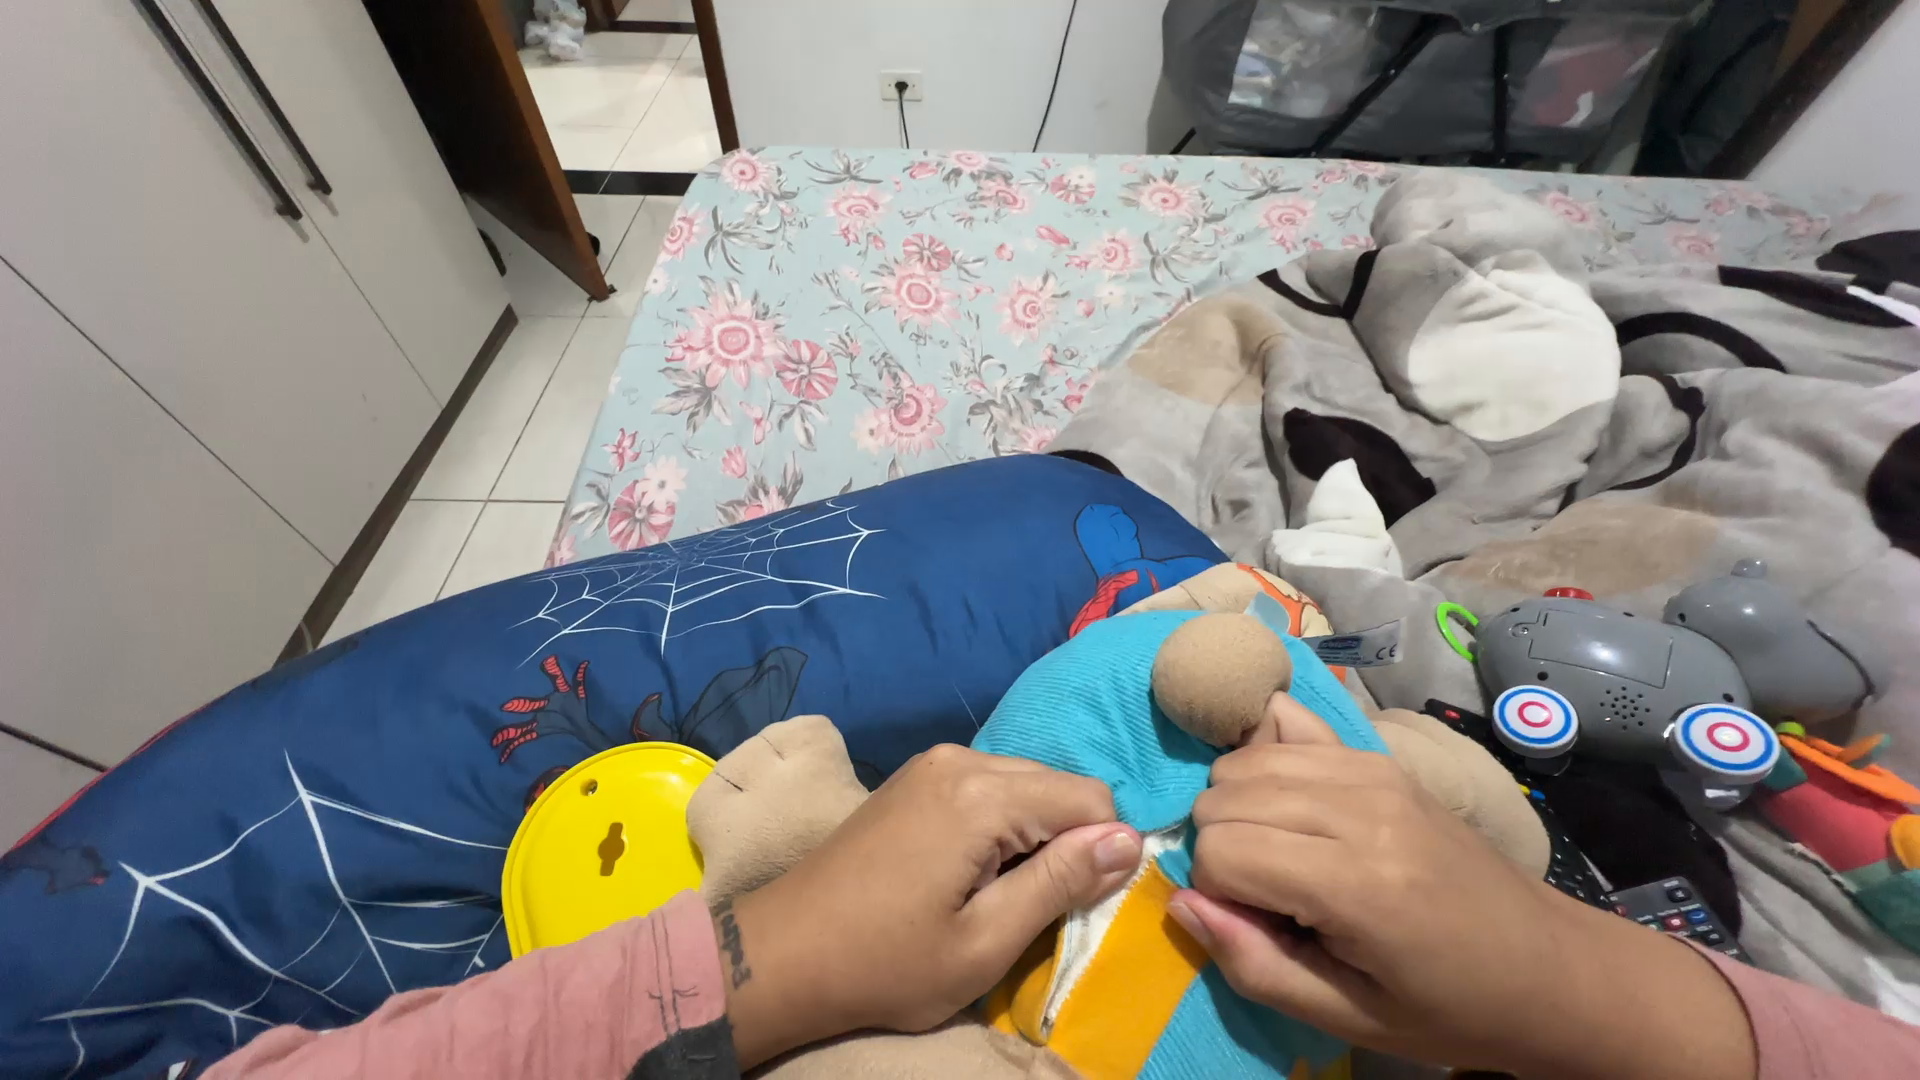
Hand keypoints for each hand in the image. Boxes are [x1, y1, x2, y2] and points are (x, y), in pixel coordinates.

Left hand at [719, 744, 1140, 1066]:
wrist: (785, 949)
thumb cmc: (887, 962)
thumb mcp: (985, 942)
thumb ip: (1061, 884)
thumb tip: (1130, 841)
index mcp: (981, 795)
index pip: (1089, 798)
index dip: (1101, 851)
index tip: (1076, 903)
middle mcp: (961, 758)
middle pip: (1057, 784)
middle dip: (1066, 839)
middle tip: (1032, 904)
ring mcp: (934, 760)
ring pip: (1025, 781)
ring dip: (1032, 830)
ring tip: (997, 889)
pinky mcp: (918, 773)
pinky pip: (989, 782)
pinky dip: (1001, 819)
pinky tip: (971, 865)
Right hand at [1166, 693, 1756, 1079]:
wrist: (1552, 967)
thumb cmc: (1450, 1007)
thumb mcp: (1349, 1018)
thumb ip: (1253, 964)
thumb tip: (1180, 902)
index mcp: (1357, 884)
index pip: (1221, 851)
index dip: (1219, 892)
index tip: (1258, 921)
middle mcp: (1359, 808)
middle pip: (1222, 796)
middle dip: (1221, 845)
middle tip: (1267, 889)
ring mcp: (1370, 769)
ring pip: (1242, 761)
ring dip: (1235, 804)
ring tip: (1279, 848)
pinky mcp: (1377, 755)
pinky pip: (1283, 727)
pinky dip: (1263, 759)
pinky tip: (1286, 797)